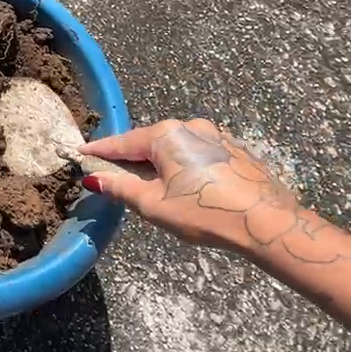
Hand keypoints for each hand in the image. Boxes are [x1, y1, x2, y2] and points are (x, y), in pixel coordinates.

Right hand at [80, 118, 333, 260]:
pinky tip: (189, 188)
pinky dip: (187, 168)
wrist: (270, 225)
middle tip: (116, 176)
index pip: (122, 143)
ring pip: (178, 149)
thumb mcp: (152, 204)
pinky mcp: (239, 153)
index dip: (99, 150)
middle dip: (133, 159)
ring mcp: (219, 137)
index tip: (80, 152)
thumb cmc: (204, 213)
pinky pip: (201, 156)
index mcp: (166, 134)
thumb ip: (119, 187)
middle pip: (150, 143)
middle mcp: (191, 127)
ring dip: (162, 164)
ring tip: (155, 187)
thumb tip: (93, 177)